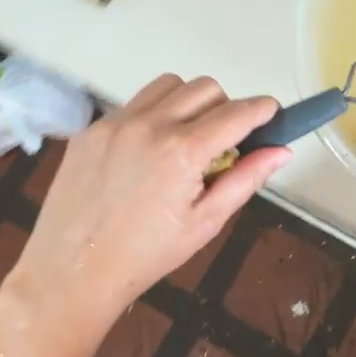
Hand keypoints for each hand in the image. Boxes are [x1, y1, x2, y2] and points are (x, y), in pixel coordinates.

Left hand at [2, 75, 289, 343]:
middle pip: (204, 88)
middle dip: (225, 107)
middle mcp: (149, 125)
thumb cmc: (146, 255)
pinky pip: (134, 104)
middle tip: (225, 142)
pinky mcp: (91, 129)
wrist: (73, 271)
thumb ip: (245, 180)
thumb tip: (281, 152)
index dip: (262, 109)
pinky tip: (148, 152)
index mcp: (182, 152)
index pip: (236, 113)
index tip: (273, 113)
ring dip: (188, 103)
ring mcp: (115, 123)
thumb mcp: (205, 222)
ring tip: (186, 140)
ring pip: (168, 85)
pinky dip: (153, 115)